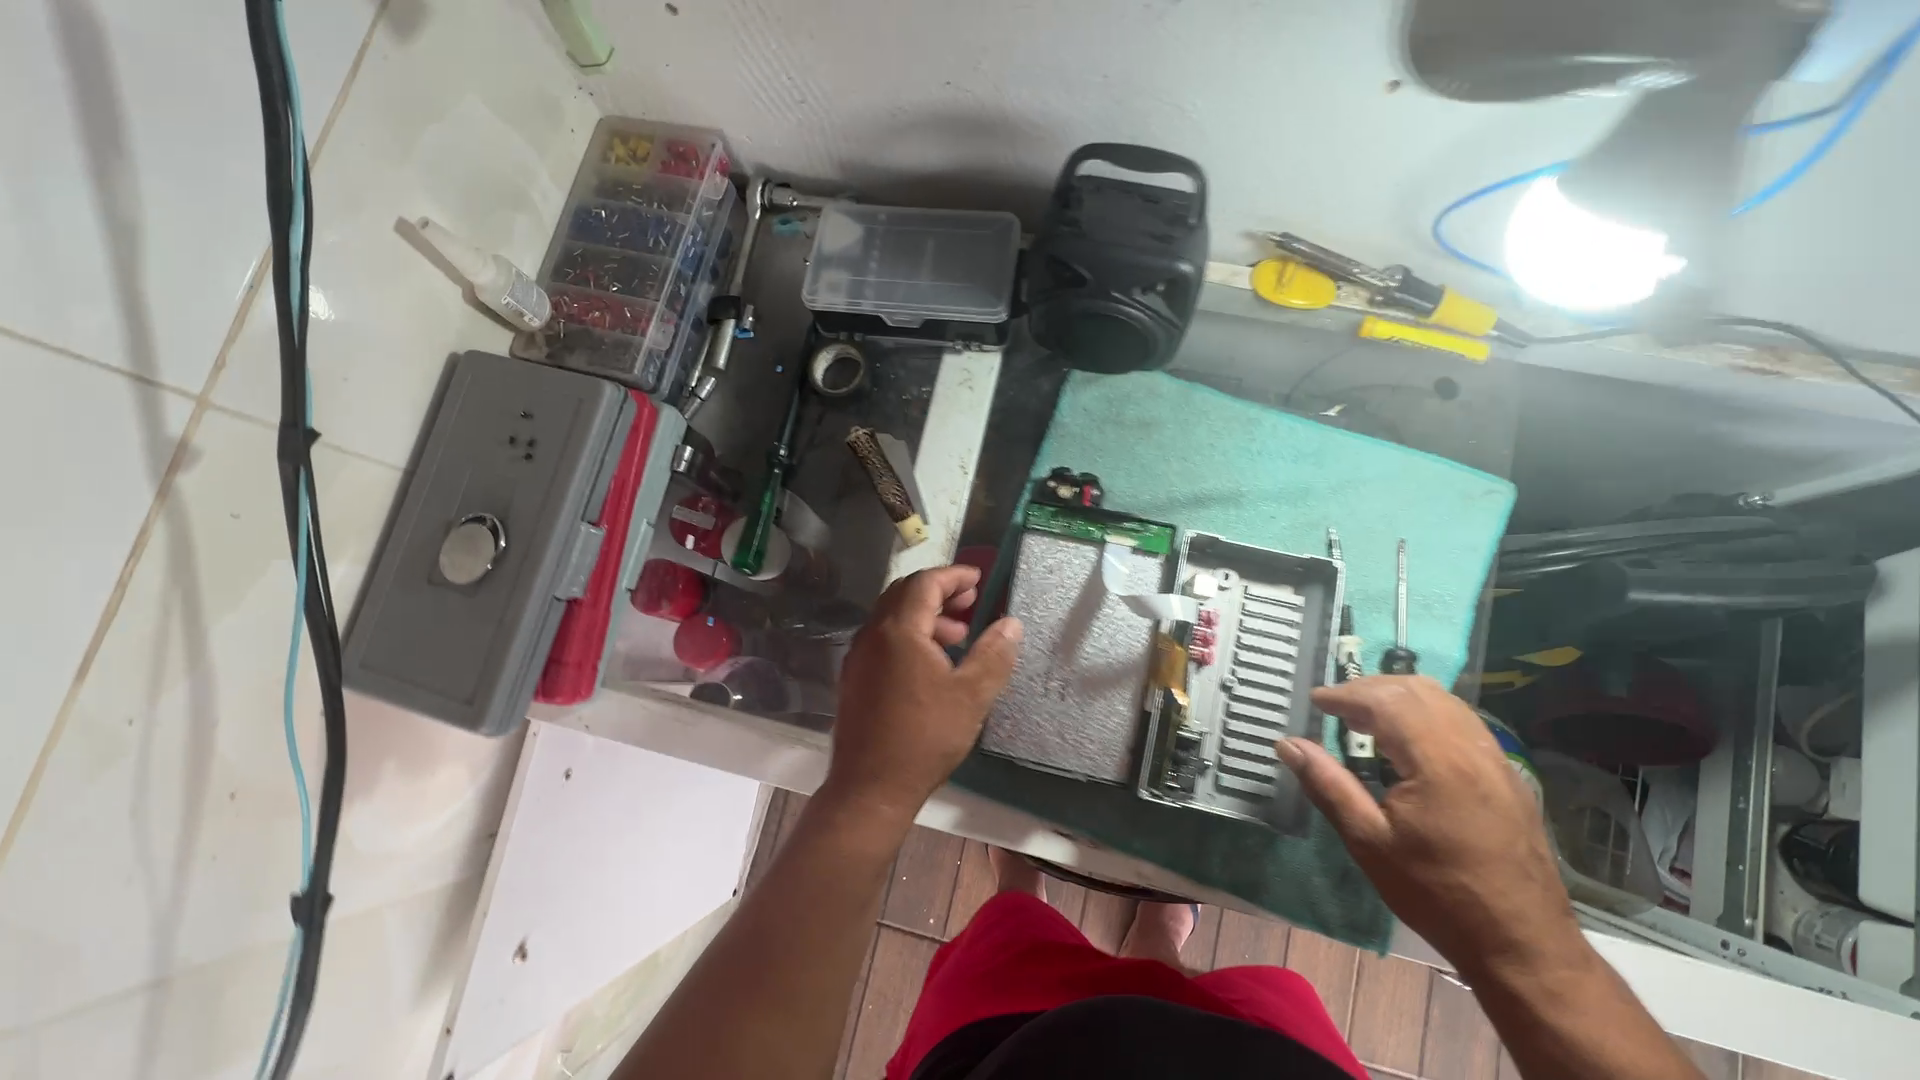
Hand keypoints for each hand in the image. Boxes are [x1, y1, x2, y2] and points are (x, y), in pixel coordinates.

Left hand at [823, 565, 1022, 824]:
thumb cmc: (925, 738)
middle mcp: (872, 636)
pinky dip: (909, 637)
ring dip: (925, 617)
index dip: (954, 576)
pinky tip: (931, 665)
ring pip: (891, 619)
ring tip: (958, 637)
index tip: (979, 580)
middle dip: (939, 592)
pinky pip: (882, 641)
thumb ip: (994, 654)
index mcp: (898, 631)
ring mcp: (858, 659)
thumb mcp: (971, 696)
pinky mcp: (854, 680)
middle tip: (970, 603)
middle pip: (904, 595)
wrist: (870, 788)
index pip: (925, 583)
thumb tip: (1011, 623)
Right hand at [1278, 676, 1578, 980]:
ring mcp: (1498, 761)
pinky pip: (1465, 724)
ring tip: (1367, 718)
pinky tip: (1409, 741)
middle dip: (1372, 689)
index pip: (1387, 701)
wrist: (1522, 943)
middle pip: (1419, 691)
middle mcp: (1472, 748)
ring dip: (1403, 698)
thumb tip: (1287, 744)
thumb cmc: (1437, 894)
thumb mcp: (1370, 842)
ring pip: (1447, 702)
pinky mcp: (1509, 778)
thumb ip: (1328, 785)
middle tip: (1337, 706)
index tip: (1315, 701)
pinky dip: (1429, 715)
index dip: (1347, 694)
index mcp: (1437, 761)